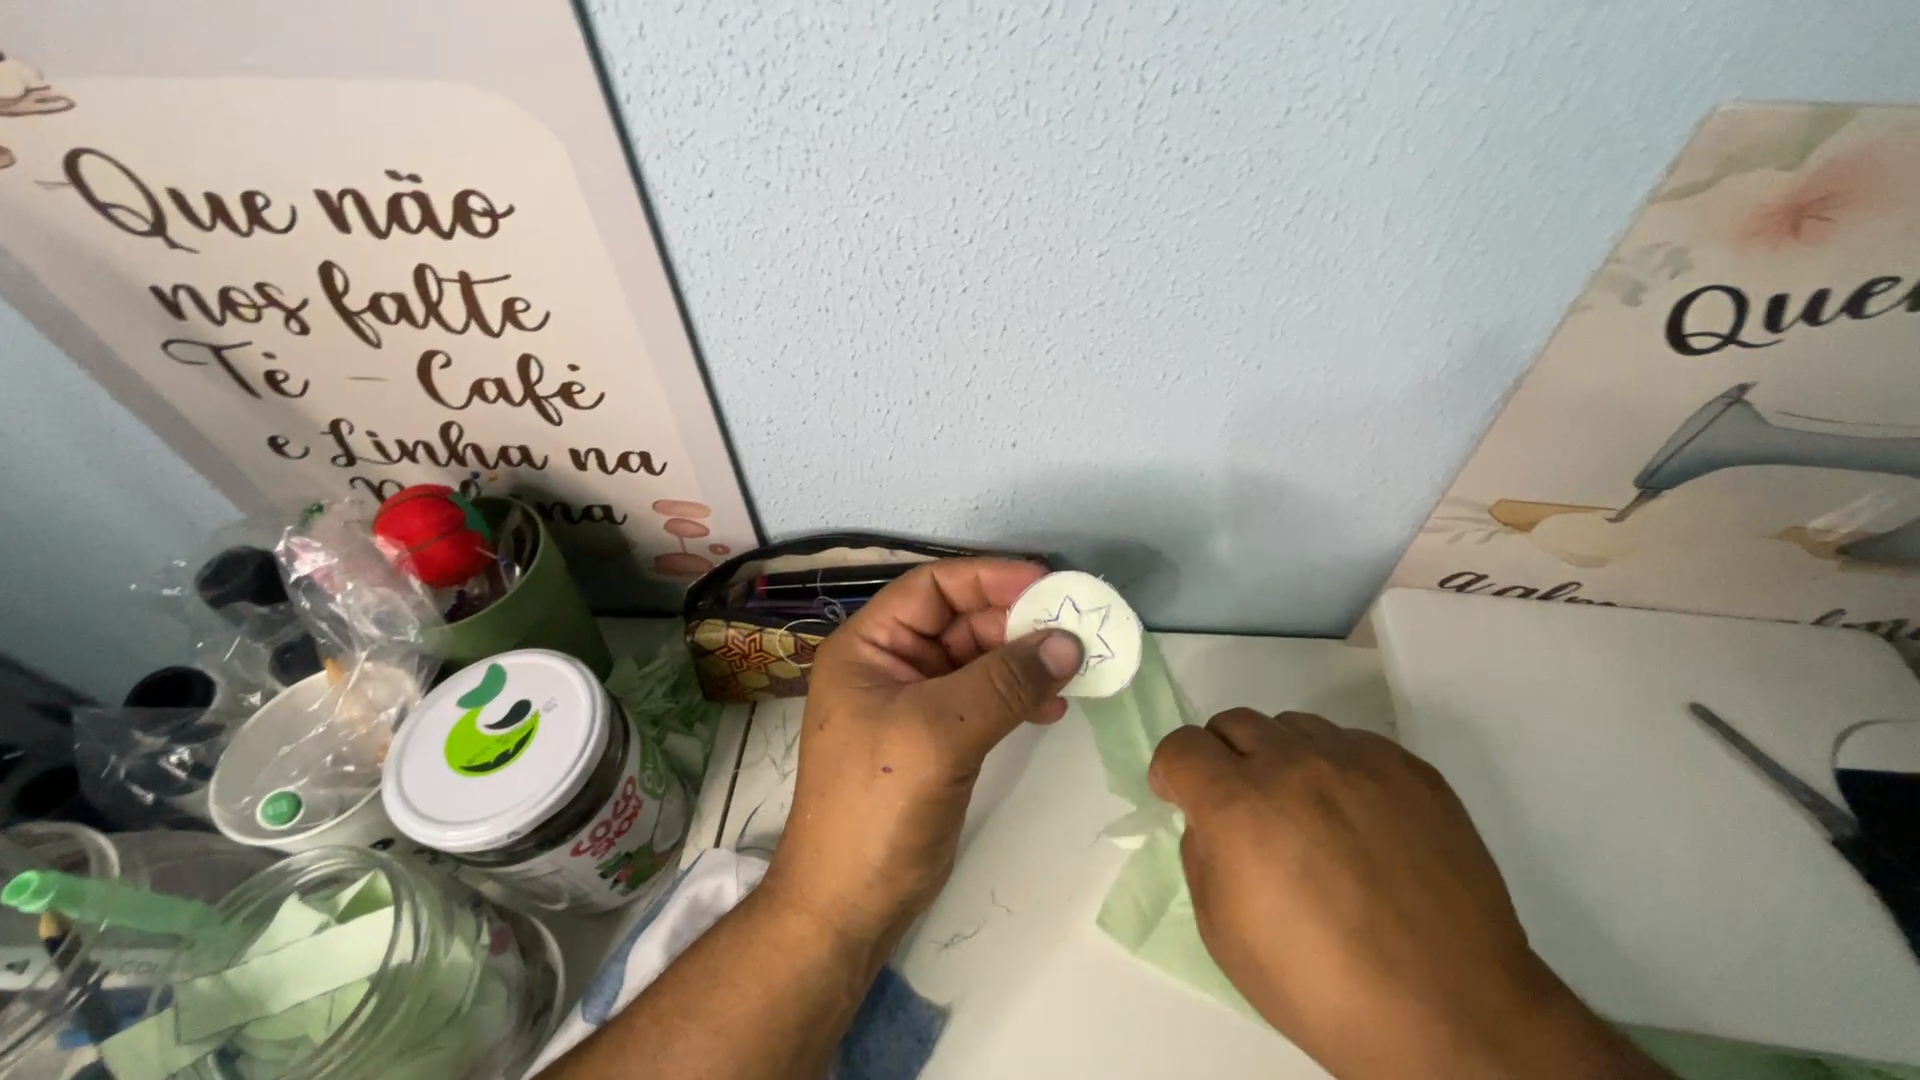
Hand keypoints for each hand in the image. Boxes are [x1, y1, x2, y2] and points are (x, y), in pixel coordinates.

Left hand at [763, 559, 1082, 949]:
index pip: (932, 588)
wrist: (849, 903)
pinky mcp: (939, 739)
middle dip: (1016, 623)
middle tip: (1076, 631)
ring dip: (1024, 661)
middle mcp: (889, 665)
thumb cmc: (877, 806)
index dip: (988, 577)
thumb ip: (1004, 682)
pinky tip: (1053, 709)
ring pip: (979, 660)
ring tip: (1074, 670)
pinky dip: (1019, 697)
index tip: (1049, 583)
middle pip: (960, 621)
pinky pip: (985, 698)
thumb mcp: (939, 732)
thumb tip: (1069, 641)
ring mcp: (914, 704)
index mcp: (869, 647)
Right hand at [1150, 710, 1667, 1079]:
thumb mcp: (1223, 932)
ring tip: (1305, 812)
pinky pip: (1353, 745)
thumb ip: (1203, 854)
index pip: (1181, 746)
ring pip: (1294, 727)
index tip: (1181, 797)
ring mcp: (1359, 762)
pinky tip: (1358, 823)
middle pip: (1234, 723)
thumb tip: (1212, 822)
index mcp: (1238, 805)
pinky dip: (1337, 769)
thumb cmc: (1319, 986)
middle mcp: (1294, 765)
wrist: (1450, 1013)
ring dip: (1280, 758)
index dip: (1172, 772)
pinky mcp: (1412, 771)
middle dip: (1222, 758)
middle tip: (1241, 807)